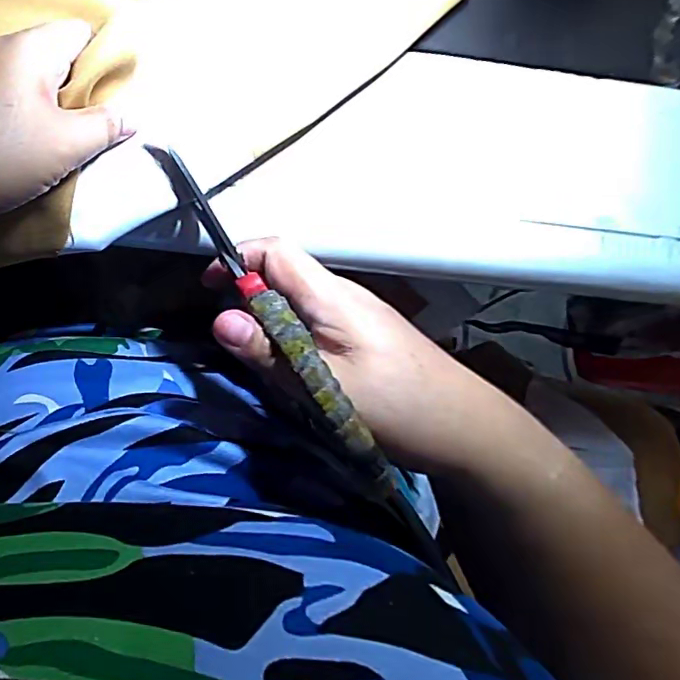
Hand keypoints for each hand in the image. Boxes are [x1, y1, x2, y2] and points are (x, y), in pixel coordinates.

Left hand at [0, 21, 131, 235]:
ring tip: (50, 145)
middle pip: (55, 56)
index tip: (109, 103)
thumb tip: (129, 116)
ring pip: (27, 80)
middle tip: (84, 131)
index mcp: (29, 48)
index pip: (82, 32)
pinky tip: (13, 149)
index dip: (104, 64)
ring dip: (45, 109)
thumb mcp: (63, 147)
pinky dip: (16, 117)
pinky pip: (0, 97)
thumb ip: (105, 127)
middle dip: (76, 91)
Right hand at [204, 238, 552, 475]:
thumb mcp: (325, 386)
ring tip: (260, 358)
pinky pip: (313, 318)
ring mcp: (355, 313)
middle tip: (232, 338)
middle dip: (246, 295)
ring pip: (295, 298)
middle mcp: (342, 294)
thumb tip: (219, 319)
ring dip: (267, 318)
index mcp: (331, 296)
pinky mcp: (362, 333)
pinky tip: (294, 368)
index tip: (209, 289)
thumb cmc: (400, 406)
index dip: (236, 259)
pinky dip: (289, 333)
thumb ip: (271, 353)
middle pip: (281, 273)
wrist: (470, 430)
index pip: (274, 249)